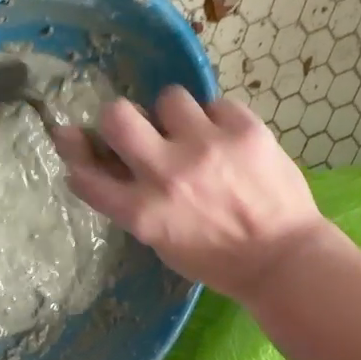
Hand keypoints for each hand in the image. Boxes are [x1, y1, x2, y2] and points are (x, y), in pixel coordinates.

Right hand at [53, 88, 331, 300]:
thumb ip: (134, 205)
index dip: (80, 158)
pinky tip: (226, 144)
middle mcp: (166, 175)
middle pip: (117, 116)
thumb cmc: (215, 260)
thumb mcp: (162, 242)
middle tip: (138, 131)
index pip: (86, 175)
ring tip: (193, 137)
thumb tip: (109, 167)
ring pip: (168, 99)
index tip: (85, 153)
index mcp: (142, 214)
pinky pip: (214, 105)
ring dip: (174, 117)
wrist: (280, 257)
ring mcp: (205, 146)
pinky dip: (215, 121)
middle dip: (120, 120)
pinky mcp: (243, 127)